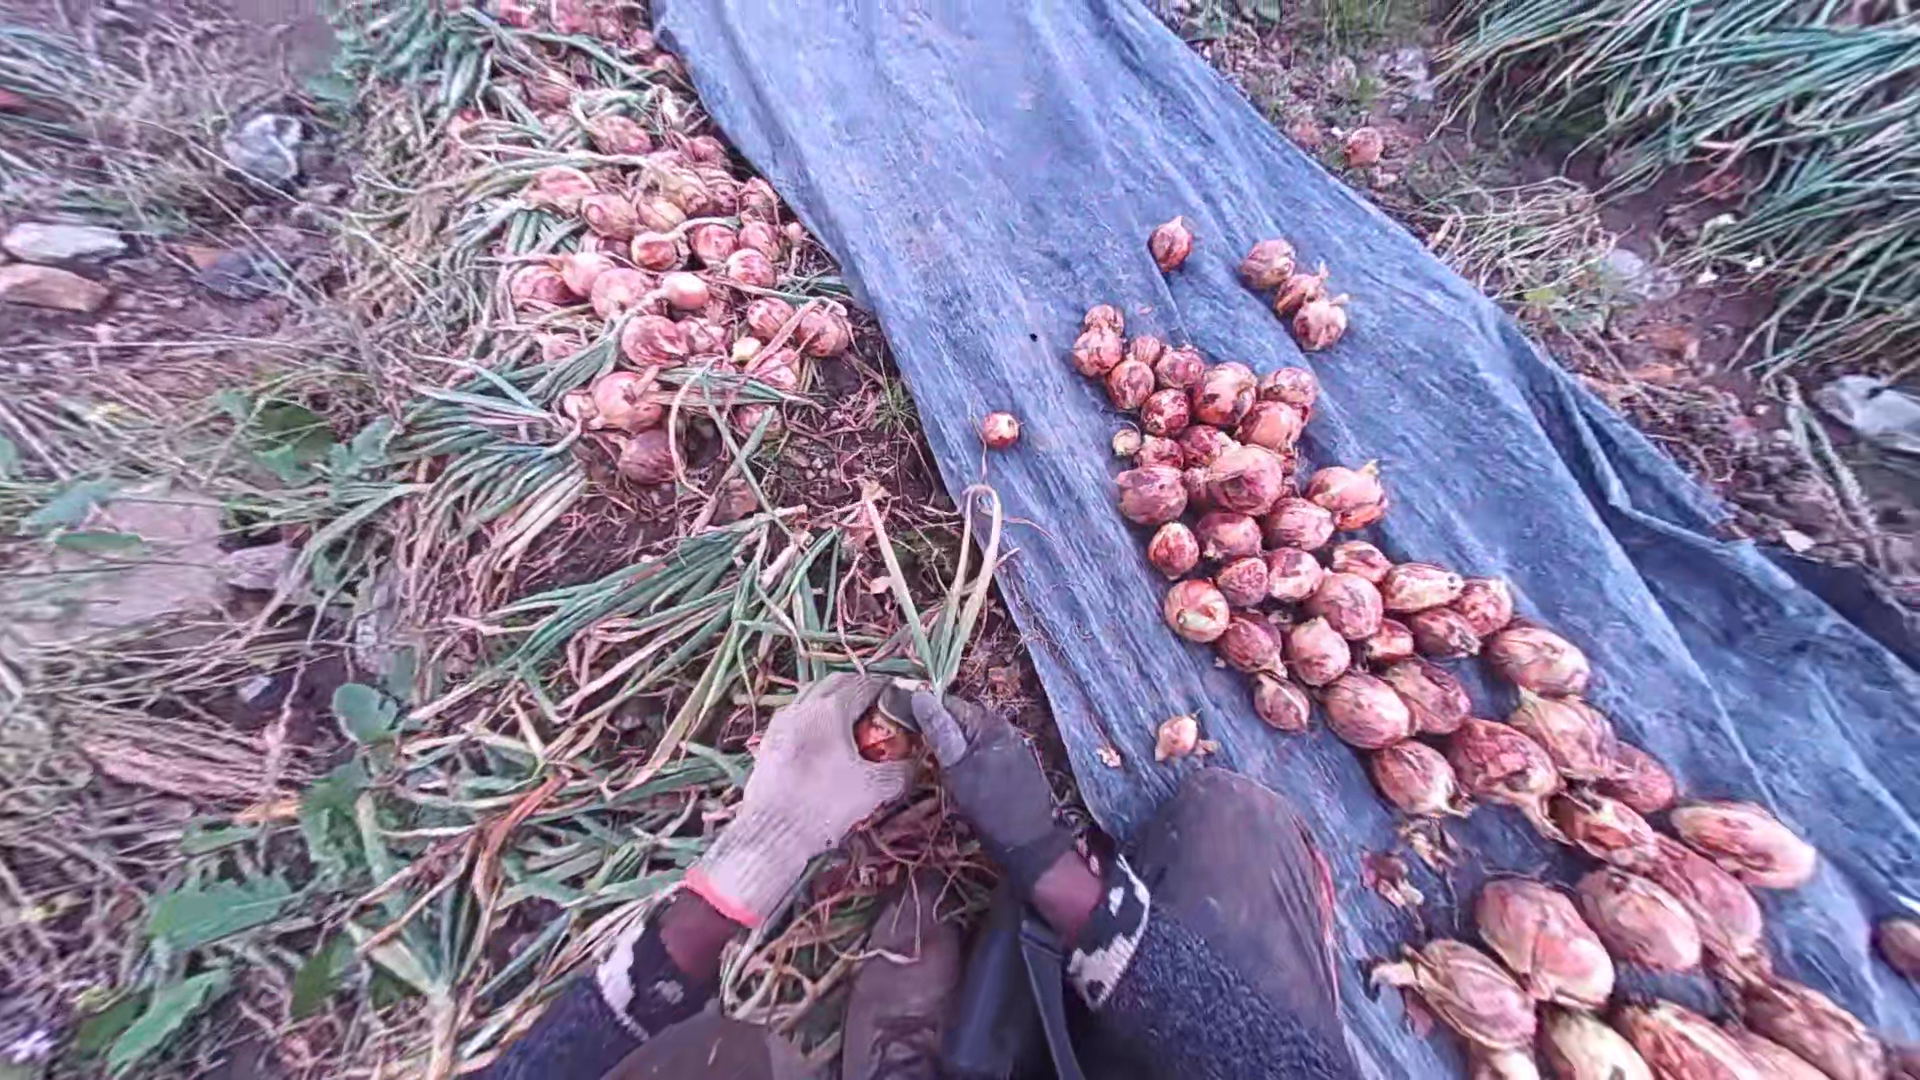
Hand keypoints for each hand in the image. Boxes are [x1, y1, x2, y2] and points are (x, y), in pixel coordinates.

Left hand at [687, 673, 914, 925]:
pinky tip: (821, 741)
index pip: (863, 684)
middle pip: (835, 683)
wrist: (771, 835)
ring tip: (848, 722)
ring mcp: (781, 723)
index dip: (884, 687)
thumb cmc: (824, 805)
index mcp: (830, 710)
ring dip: (832, 701)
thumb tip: (916, 764)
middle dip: (858, 688)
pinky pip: (795, 716)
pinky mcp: (767, 742)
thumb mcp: (873, 789)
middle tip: (875, 706)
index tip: (898, 696)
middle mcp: (803, 707)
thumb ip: (901, 772)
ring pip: (811, 696)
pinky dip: (813, 718)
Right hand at [910, 691, 1074, 895]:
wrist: (1028, 843)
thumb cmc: (989, 806)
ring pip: (970, 736)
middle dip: (939, 730)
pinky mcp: (1014, 761)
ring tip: (936, 764)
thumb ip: (940, 730)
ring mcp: (1011, 744)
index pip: (948, 703)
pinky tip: (961, 775)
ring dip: (952, 746)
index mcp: (989, 722)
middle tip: (918, 750)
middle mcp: (1002, 726)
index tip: (905, 727)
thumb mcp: (957, 769)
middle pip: (960, 718)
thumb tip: (920, 695)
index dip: (924, 712)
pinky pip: (982, 750)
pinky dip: (967, 757)